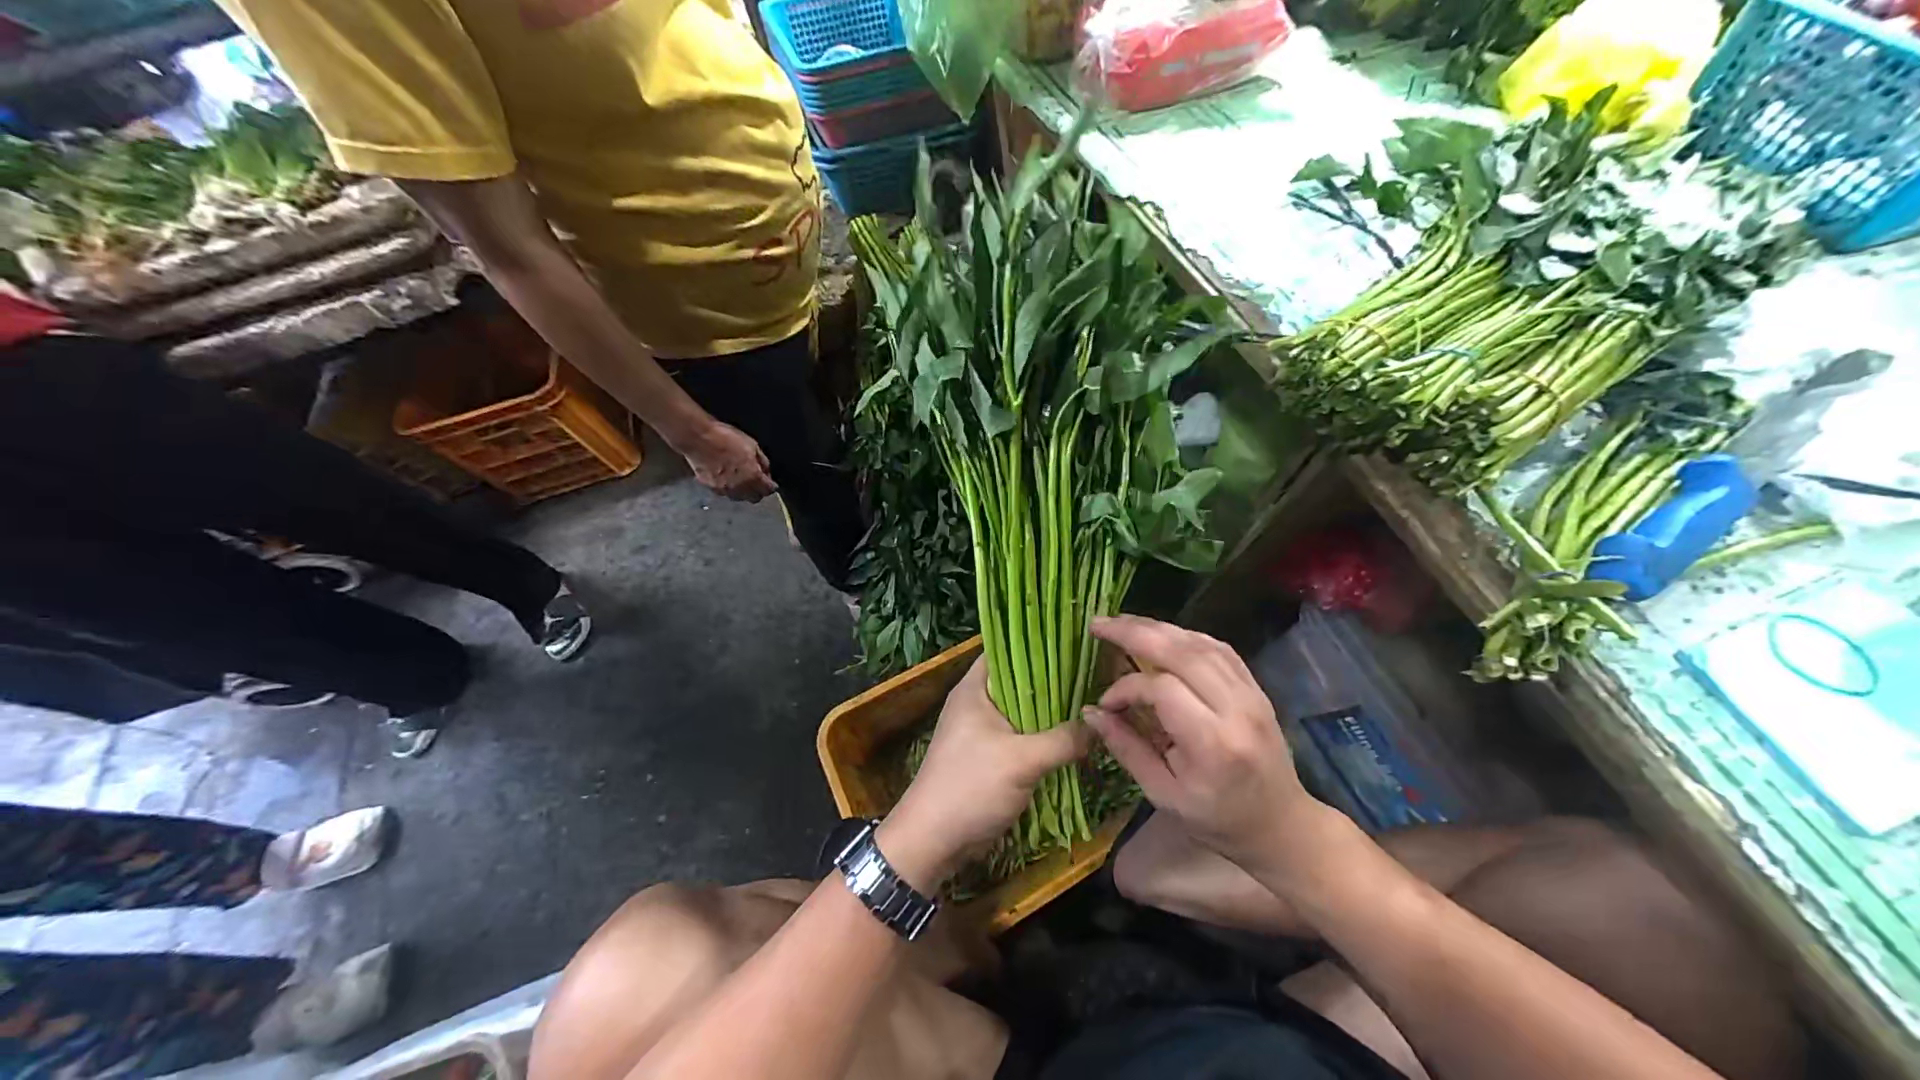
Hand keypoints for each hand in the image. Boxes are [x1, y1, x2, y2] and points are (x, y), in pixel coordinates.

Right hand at [681, 422, 775, 500]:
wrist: (698, 438)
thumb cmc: (727, 438)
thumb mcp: (752, 445)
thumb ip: (762, 461)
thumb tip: (766, 471)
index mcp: (753, 477)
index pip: (768, 490)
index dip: (771, 486)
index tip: (770, 482)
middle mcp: (740, 488)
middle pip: (754, 498)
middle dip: (757, 491)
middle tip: (756, 481)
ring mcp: (724, 490)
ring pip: (739, 497)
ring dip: (743, 491)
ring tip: (741, 480)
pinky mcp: (711, 488)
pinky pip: (724, 492)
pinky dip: (728, 488)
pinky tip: (726, 478)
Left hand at [877, 657, 1091, 890]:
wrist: (934, 841)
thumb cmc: (970, 787)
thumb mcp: (1022, 760)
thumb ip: (1064, 739)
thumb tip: (1099, 724)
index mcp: (975, 687)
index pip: (1009, 647)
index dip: (1041, 641)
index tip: (1079, 641)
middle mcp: (979, 701)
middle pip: (1023, 679)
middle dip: (1057, 679)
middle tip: (1098, 673)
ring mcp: (985, 729)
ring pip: (1027, 710)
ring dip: (1054, 711)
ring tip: (1095, 700)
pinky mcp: (993, 755)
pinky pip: (1025, 735)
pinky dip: (1047, 735)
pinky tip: (1077, 736)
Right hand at [1084, 615, 1331, 876]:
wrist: (1282, 826)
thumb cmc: (1218, 820)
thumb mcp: (1163, 794)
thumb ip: (1127, 748)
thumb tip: (1091, 712)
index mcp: (1213, 744)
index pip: (1162, 690)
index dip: (1126, 688)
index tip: (1106, 704)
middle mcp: (1236, 709)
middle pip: (1182, 653)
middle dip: (1135, 633)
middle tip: (1100, 625)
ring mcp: (1252, 694)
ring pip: (1201, 644)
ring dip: (1159, 628)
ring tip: (1122, 623)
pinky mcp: (1256, 688)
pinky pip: (1219, 649)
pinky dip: (1186, 636)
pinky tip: (1162, 634)